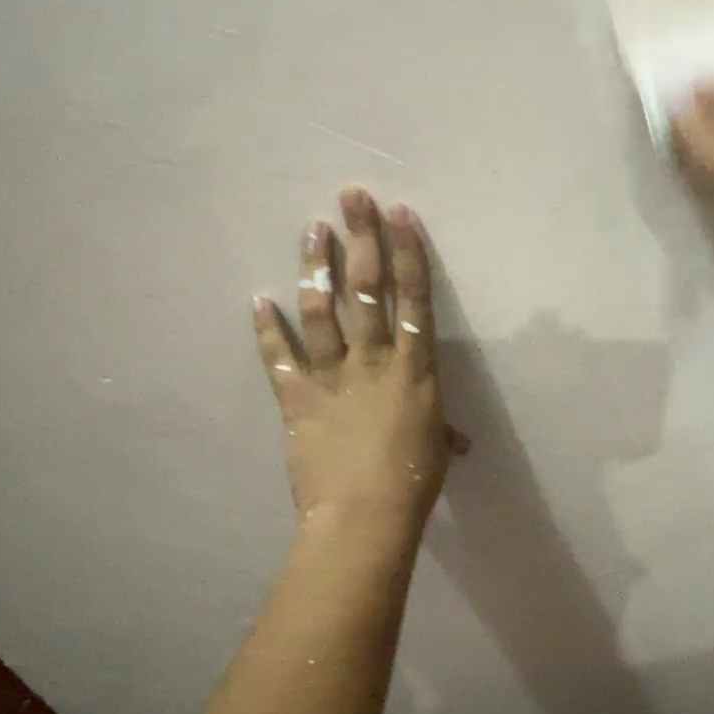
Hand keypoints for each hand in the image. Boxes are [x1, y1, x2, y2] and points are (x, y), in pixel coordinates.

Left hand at [252, 188, 466, 539]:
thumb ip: (442, 430)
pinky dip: (266, 329)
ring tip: (312, 228)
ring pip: (323, 310)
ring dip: (316, 267)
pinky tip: (257, 299)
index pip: (414, 299)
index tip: (400, 214)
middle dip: (362, 239)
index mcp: (415, 369)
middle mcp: (374, 360)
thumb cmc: (414, 481)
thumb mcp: (435, 447)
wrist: (365, 516)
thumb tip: (457, 439)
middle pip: (368, 289)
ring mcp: (332, 376)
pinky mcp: (297, 399)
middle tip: (352, 197)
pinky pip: (278, 358)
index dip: (408, 253)